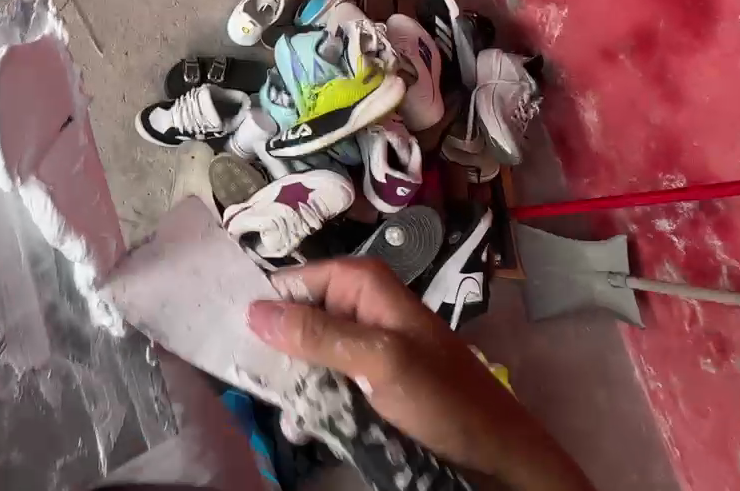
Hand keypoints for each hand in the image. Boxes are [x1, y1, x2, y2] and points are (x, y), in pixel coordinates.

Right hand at [247, 259, 591, 490]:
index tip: (238, 342)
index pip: (290, 282)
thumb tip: (251, 311)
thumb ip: (317, 336)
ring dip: (295, 384)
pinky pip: (324, 379)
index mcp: (359, 282)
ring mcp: (362, 342)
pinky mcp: (366, 376)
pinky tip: (309, 426)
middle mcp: (356, 303)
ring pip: (305, 353)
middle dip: (278, 354)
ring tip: (294, 417)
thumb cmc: (445, 398)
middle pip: (294, 317)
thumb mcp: (380, 362)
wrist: (501, 457)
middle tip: (265, 387)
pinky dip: (313, 401)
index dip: (264, 309)